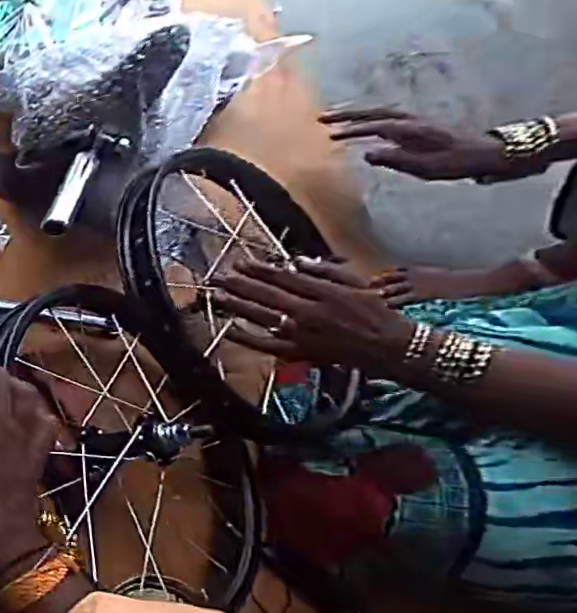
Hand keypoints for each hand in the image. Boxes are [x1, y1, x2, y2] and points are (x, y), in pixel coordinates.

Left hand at [215, 256, 415, 375]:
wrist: (394, 348)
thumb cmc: (378, 314)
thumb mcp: (358, 287)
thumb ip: (327, 272)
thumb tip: (296, 261)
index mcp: (328, 293)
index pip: (285, 278)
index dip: (259, 270)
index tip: (241, 263)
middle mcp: (311, 312)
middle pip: (268, 294)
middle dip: (241, 284)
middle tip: (221, 276)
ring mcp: (302, 333)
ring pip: (261, 315)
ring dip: (237, 304)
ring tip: (217, 295)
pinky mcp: (298, 351)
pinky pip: (264, 344)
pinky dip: (244, 336)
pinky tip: (227, 328)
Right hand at [320, 106, 516, 180]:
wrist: (490, 153)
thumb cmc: (456, 162)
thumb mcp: (426, 166)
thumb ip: (395, 160)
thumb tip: (366, 155)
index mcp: (414, 130)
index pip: (378, 126)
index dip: (354, 130)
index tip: (330, 135)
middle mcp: (414, 121)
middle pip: (377, 112)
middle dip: (348, 114)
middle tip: (321, 118)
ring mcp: (417, 121)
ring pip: (382, 112)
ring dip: (356, 113)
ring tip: (333, 117)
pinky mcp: (418, 124)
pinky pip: (388, 116)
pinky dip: (369, 116)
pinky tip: (359, 122)